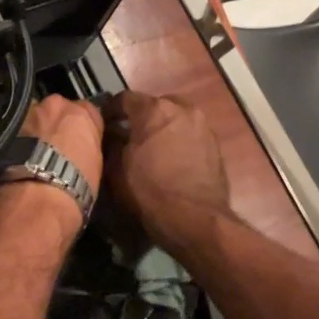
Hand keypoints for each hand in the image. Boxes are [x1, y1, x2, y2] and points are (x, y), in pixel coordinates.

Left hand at [20, 94, 104, 193]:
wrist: (40, 188)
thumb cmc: (76, 179)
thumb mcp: (95, 163)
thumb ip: (88, 145)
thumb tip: (81, 148)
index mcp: (84, 112)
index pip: (88, 112)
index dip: (83, 128)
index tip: (80, 140)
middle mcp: (58, 104)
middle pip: (59, 109)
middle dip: (58, 123)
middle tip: (56, 145)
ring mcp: (31, 111)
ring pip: (36, 116)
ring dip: (37, 128)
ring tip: (35, 150)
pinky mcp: (9, 124)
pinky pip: (18, 128)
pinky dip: (20, 137)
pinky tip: (20, 154)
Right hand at [102, 92, 231, 242]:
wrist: (195, 219)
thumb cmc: (150, 191)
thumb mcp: (117, 169)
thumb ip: (111, 144)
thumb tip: (111, 135)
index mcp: (154, 109)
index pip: (125, 98)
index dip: (110, 111)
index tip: (103, 124)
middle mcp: (182, 109)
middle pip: (155, 106)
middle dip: (141, 118)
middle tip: (129, 137)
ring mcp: (203, 126)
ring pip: (176, 119)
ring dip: (163, 129)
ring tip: (152, 150)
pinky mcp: (216, 145)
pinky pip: (191, 135)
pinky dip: (179, 141)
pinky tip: (171, 161)